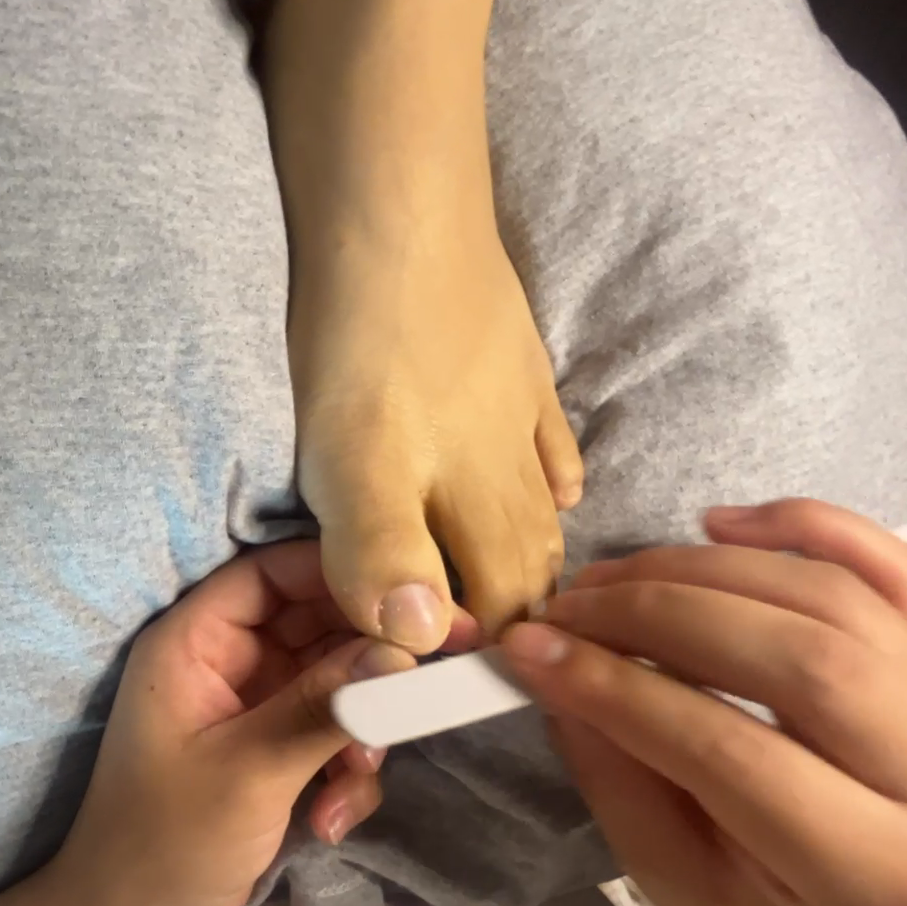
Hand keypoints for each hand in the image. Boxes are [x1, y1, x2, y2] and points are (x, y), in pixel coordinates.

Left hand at [45, 542, 439, 905]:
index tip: (412, 595)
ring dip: (360, 728)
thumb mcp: (249, 770)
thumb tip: (399, 652)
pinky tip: (329, 820)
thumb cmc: (168, 839)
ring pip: (334, 680)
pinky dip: (344, 767)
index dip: (337, 571)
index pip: (269, 573)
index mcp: (193, 640)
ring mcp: (253, 702)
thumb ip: (323, 708)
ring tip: (356, 773)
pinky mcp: (274, 744)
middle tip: (435, 677)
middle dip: (370, 657)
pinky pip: (330, 729)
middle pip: (314, 623)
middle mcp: (226, 658)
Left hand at [292, 228, 581, 649]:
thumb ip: (384, 556)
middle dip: (512, 614)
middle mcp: (513, 469)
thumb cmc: (365, 353)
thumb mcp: (351, 467)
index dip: (484, 655)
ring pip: (541, 508)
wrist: (396, 222)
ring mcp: (520, 413)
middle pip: (526, 564)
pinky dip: (551, 477)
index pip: (497, 610)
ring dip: (531, 555)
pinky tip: (554, 488)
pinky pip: (548, 439)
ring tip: (522, 592)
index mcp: (479, 508)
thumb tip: (425, 643)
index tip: (465, 683)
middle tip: (493, 646)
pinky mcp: (513, 365)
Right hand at [499, 500, 906, 905]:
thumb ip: (607, 764)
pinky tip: (719, 523)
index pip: (732, 751)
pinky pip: (894, 568)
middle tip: (567, 607)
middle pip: (804, 659)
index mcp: (886, 878)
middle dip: (657, 614)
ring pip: (836, 599)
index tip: (528, 648)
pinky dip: (806, 525)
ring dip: (699, 568)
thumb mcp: (663, 871)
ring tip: (610, 577)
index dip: (615, 687)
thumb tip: (546, 660)